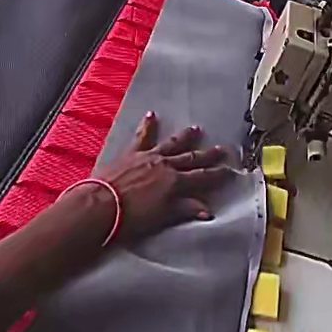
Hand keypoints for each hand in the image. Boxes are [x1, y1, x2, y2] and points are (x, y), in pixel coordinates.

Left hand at [93, 112, 233, 241]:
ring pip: (172, 144)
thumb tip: (207, 210)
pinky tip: (151, 115)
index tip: (230, 171)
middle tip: (222, 149)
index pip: (202, 177)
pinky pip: (142, 137)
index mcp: (175, 182)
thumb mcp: (163, 216)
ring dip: (184, 137)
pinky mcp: (132, 153)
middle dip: (208, 155)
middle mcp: (166, 165)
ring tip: (196, 129)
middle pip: (191, 158)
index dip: (217, 175)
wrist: (102, 205)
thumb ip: (185, 209)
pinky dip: (147, 126)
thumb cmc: (132, 217)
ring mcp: (149, 156)